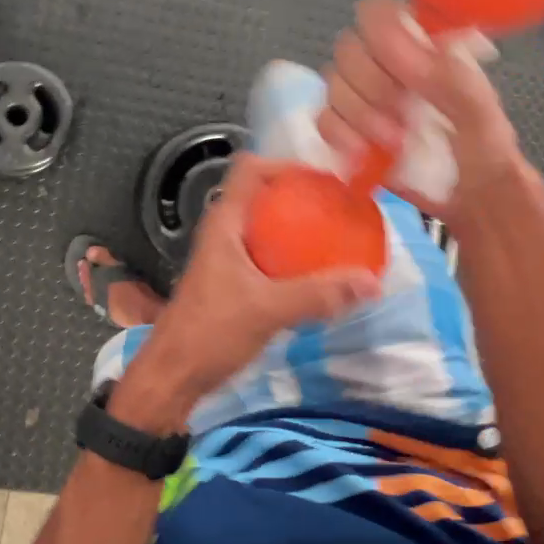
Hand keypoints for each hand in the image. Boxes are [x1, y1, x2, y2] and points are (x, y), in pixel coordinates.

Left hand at [122, 154, 380, 421]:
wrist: (172, 379)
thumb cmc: (209, 334)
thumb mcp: (267, 311)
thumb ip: (318, 295)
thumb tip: (371, 281)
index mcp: (224, 224)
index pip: (249, 170)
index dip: (285, 164)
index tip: (324, 179)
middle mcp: (224, 234)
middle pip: (264, 197)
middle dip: (301, 198)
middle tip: (341, 209)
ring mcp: (227, 260)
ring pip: (267, 230)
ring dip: (298, 230)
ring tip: (338, 238)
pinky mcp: (233, 285)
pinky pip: (269, 259)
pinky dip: (293, 260)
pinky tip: (319, 277)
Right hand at [318, 0, 524, 224]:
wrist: (470, 200)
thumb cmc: (484, 149)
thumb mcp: (480, 111)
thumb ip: (450, 77)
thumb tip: (406, 53)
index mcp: (419, 44)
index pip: (378, 13)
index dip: (380, 35)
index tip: (404, 71)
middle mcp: (386, 63)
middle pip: (348, 48)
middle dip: (372, 85)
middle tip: (403, 115)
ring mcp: (362, 96)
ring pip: (332, 84)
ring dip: (360, 116)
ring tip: (395, 142)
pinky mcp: (346, 130)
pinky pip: (323, 119)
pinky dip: (340, 137)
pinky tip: (364, 153)